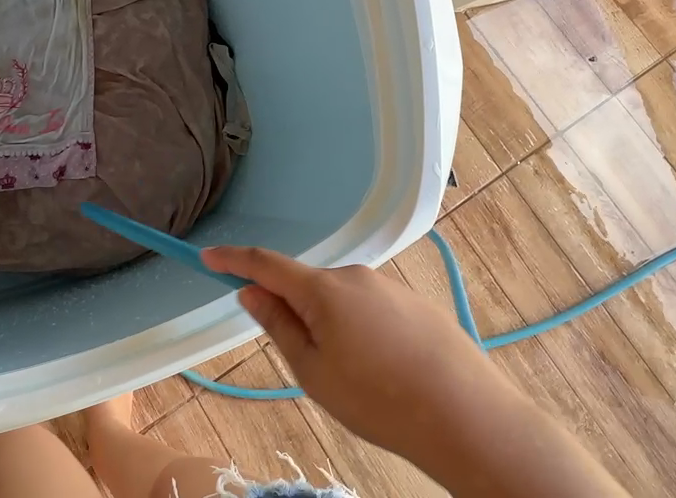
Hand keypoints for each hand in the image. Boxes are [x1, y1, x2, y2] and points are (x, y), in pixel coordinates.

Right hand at [202, 246, 512, 459]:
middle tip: (305, 361)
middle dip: (293, 308)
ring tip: (356, 378)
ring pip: (340, 298)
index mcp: (322, 289)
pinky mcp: (416, 304)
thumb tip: (251, 293)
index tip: (206, 257)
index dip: (232, 260)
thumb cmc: (379, 400)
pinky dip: (363, 329)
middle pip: (306, 283)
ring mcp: (389, 287)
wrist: (469, 418)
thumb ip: (278, 326)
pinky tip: (385, 370)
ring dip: (331, 323)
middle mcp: (354, 276)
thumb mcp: (313, 372)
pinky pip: (372, 308)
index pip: (265, 263)